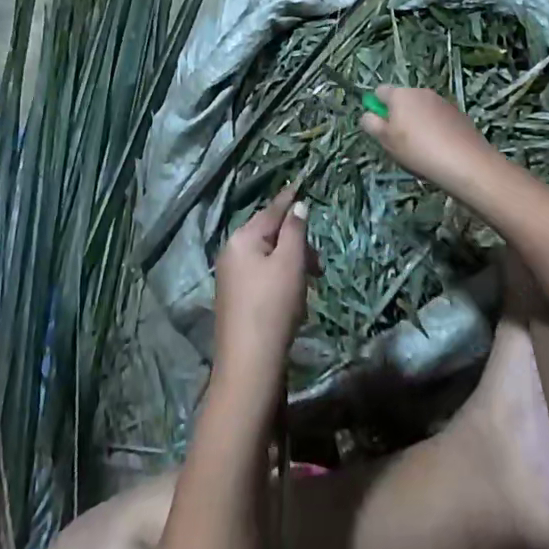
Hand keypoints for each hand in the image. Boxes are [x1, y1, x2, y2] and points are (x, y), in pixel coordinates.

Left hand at [212, 188, 310, 394]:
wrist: (249, 363)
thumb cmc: (273, 306)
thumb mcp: (290, 263)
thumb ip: (295, 231)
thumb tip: (297, 206)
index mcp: (242, 239)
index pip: (270, 211)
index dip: (288, 201)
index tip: (299, 185)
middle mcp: (231, 252)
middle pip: (269, 235)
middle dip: (296, 244)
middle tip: (318, 266)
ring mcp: (230, 277)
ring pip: (267, 258)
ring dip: (291, 265)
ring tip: (307, 286)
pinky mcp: (235, 299)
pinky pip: (262, 276)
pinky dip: (280, 280)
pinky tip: (292, 300)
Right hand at [359, 86, 507, 195]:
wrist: (465, 162)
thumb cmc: (417, 149)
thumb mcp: (386, 140)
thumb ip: (371, 124)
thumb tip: (368, 115)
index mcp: (400, 94)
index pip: (380, 91)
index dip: (377, 106)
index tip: (381, 127)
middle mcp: (421, 92)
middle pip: (402, 99)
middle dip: (398, 115)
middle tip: (399, 141)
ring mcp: (442, 101)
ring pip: (421, 109)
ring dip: (417, 122)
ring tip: (421, 148)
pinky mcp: (458, 114)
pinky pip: (438, 117)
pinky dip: (435, 128)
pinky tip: (439, 148)